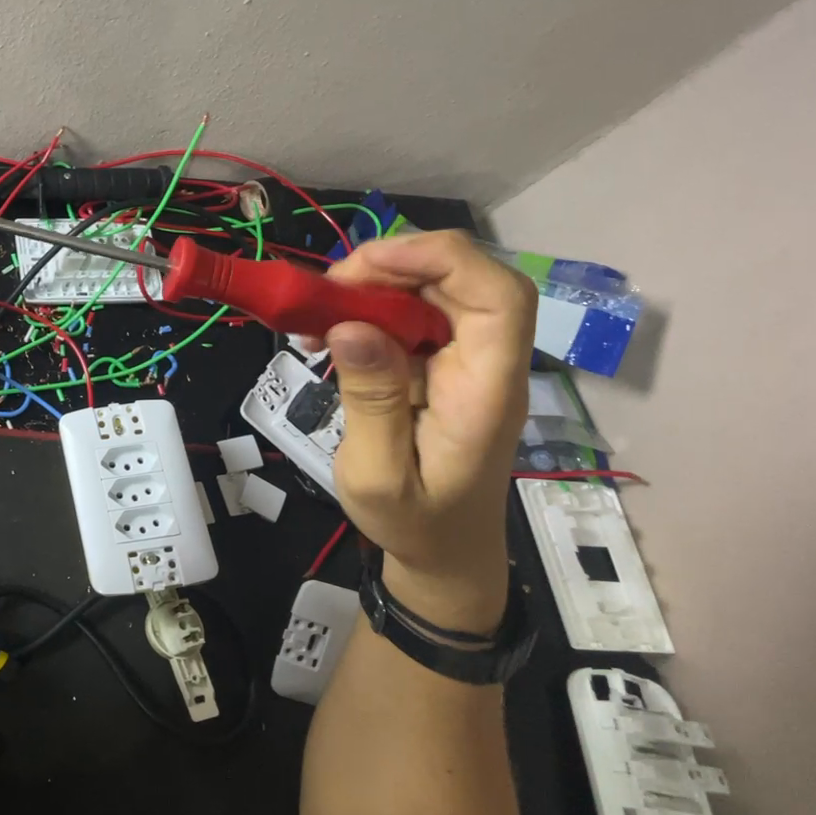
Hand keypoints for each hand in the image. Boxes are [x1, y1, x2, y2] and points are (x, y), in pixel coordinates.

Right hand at [321, 231, 536, 630]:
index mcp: (486, 390)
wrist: (444, 555)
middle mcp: (487, 364)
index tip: (363, 265)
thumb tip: (351, 325)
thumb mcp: (377, 475)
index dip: (438, 259)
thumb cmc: (415, 525)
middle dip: (392, 265)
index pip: (498, 297)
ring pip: (437, 288)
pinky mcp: (444, 364)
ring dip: (374, 284)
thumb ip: (371, 400)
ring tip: (317, 313)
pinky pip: (415, 312)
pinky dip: (369, 307)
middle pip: (466, 278)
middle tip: (325, 293)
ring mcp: (467, 361)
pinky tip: (329, 330)